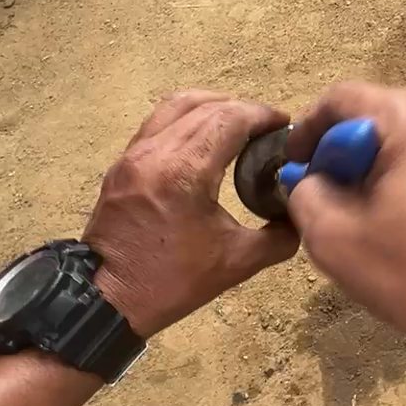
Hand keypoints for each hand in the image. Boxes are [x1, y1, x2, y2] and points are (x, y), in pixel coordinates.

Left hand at [83, 91, 299, 336]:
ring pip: (178, 105)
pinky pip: (160, 120)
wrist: (104, 301)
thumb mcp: (238, 262)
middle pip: (208, 106)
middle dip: (244, 110)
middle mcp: (156, 152)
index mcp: (185, 171)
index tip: (285, 125)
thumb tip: (300, 214)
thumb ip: (279, 235)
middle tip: (268, 128)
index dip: (263, 115)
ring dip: (214, 106)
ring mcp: (134, 154)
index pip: (231, 118)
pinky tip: (206, 138)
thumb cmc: (171, 280)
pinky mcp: (123, 162)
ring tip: (238, 125)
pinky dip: (189, 118)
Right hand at [284, 83, 405, 366]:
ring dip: (385, 161)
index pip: (345, 97)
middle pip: (383, 111)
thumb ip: (306, 192)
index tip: (297, 165)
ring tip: (371, 211)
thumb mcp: (335, 238)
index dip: (310, 128)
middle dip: (350, 148)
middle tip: (332, 192)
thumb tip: (311, 177)